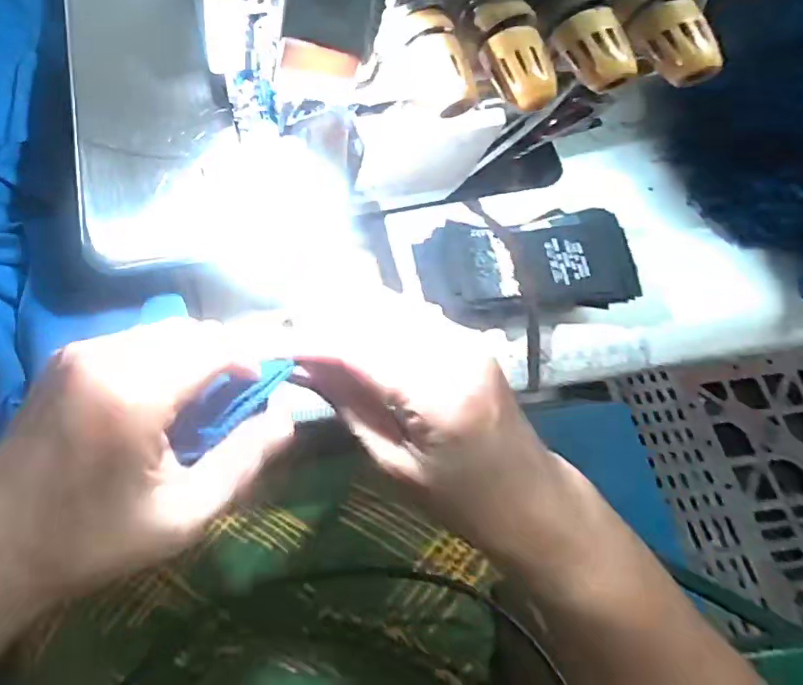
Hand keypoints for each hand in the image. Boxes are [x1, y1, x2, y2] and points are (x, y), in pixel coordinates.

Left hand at [0, 317, 297, 604]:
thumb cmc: (93, 538)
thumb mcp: (181, 516)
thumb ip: (241, 461)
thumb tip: (284, 417)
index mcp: (135, 393)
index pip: (211, 345)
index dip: (247, 356)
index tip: (262, 385)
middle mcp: (106, 355)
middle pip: (186, 330)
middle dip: (219, 351)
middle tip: (235, 393)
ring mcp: (79, 349)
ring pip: (156, 330)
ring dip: (188, 351)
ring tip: (198, 395)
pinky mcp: (63, 354)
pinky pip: (127, 339)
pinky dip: (155, 354)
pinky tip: (155, 392)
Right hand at [289, 291, 582, 564]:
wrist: (534, 499)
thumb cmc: (462, 500)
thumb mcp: (393, 464)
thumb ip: (347, 403)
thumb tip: (301, 362)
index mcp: (438, 393)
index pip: (355, 347)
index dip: (306, 341)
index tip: (268, 346)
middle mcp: (453, 349)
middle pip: (368, 311)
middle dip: (319, 315)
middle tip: (282, 330)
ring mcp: (462, 335)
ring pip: (385, 301)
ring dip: (341, 308)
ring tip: (304, 323)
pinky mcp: (463, 332)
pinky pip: (404, 310)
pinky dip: (368, 312)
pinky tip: (344, 324)